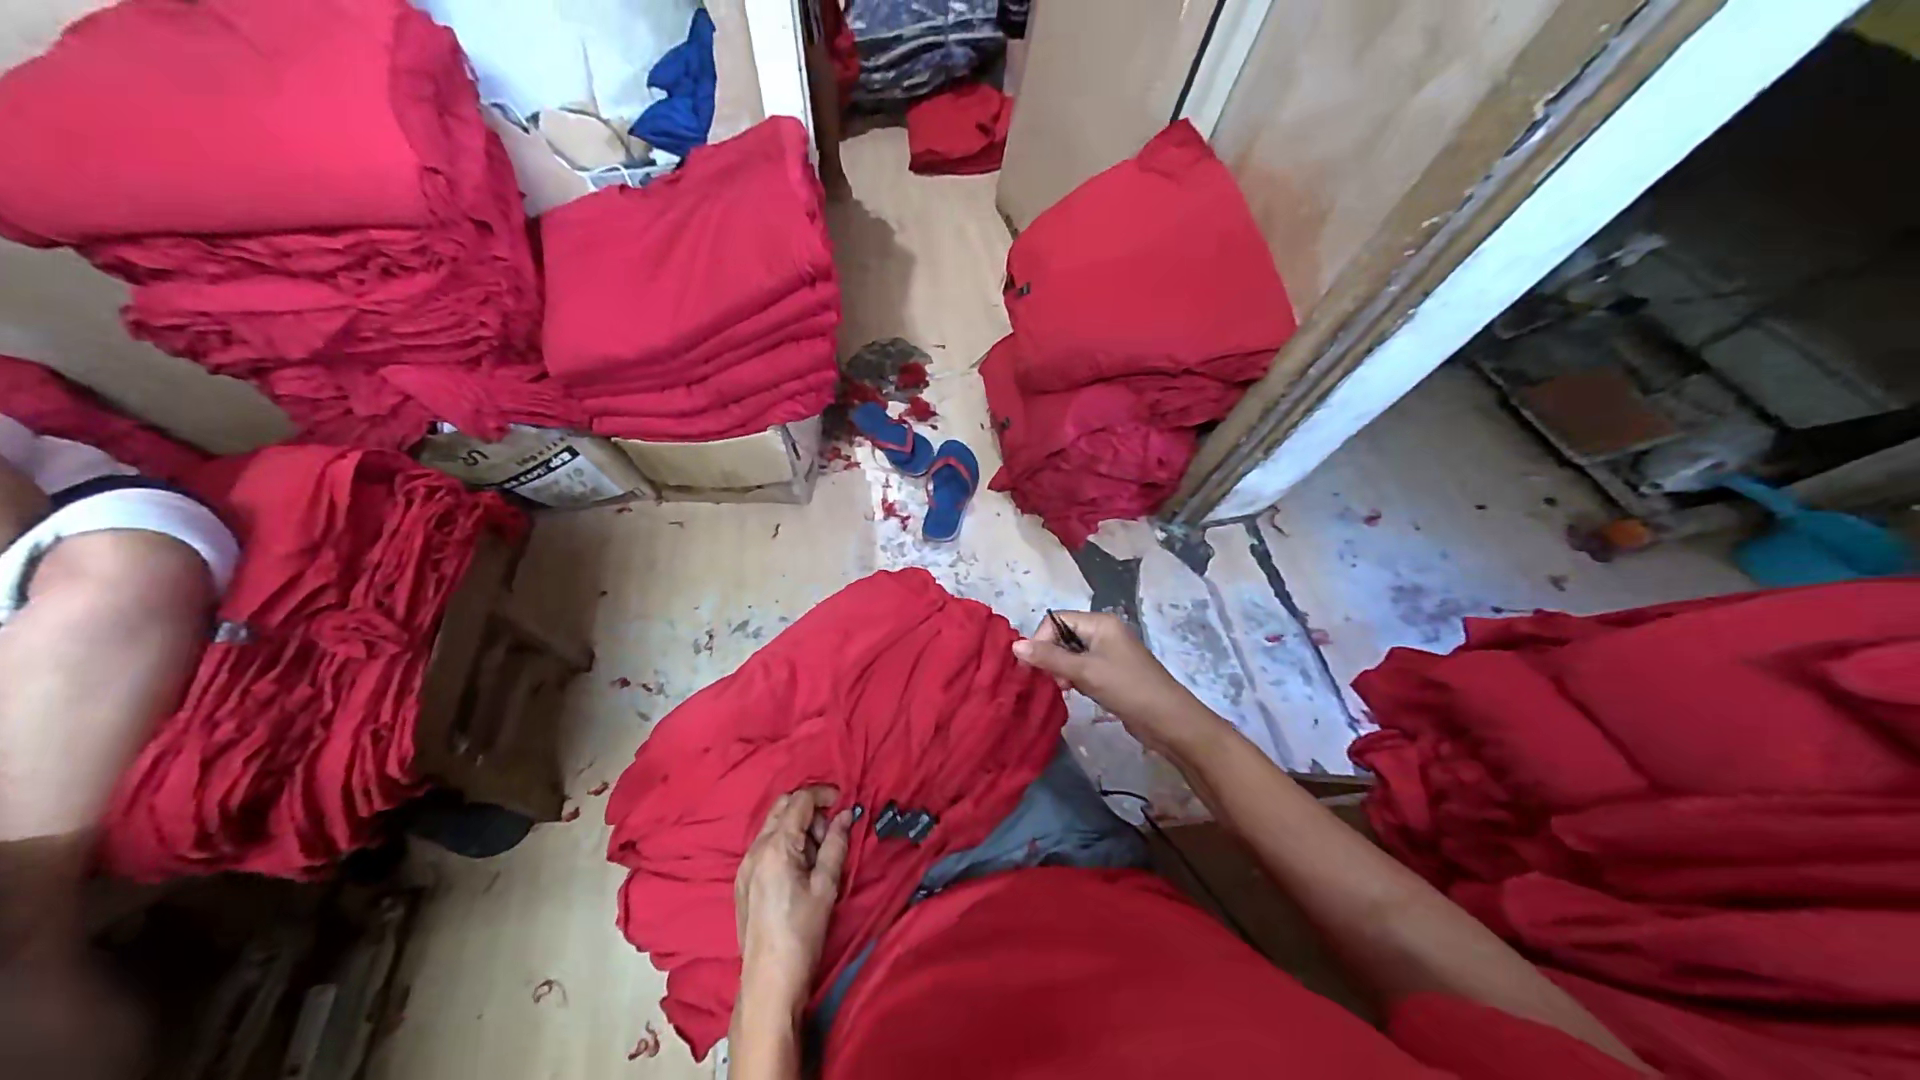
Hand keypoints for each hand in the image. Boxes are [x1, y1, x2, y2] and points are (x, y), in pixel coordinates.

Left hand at [734, 786, 852, 1014]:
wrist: (769, 980)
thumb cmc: (802, 932)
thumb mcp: (826, 885)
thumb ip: (836, 844)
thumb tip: (845, 815)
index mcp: (776, 846)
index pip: (799, 800)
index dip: (823, 794)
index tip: (843, 802)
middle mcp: (755, 849)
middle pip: (782, 806)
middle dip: (809, 809)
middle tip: (831, 832)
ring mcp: (745, 865)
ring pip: (773, 825)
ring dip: (798, 826)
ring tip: (818, 855)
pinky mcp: (743, 881)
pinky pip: (765, 845)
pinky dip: (785, 843)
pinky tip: (800, 869)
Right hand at [1013, 611, 1225, 758]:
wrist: (1168, 720)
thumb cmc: (1126, 688)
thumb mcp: (1084, 671)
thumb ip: (1049, 658)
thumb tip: (1015, 645)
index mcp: (1100, 622)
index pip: (1056, 619)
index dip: (1041, 639)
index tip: (1035, 665)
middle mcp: (1104, 632)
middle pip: (1063, 635)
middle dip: (1050, 655)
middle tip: (1050, 680)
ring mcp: (1109, 652)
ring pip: (1071, 653)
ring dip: (1061, 669)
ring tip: (1062, 688)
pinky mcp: (1111, 672)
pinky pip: (1083, 668)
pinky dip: (1073, 677)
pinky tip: (1071, 692)